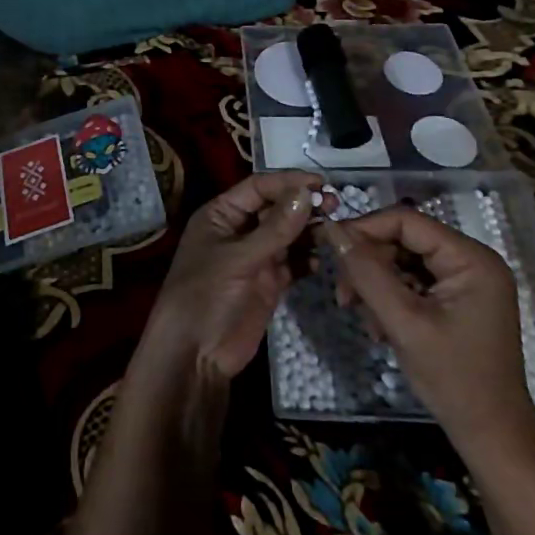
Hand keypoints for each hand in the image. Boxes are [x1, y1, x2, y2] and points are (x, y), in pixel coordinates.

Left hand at [148, 171, 328, 379]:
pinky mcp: (269, 281)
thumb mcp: (239, 258)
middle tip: (336, 206)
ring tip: (337, 230)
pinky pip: (294, 262)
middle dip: (303, 205)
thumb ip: (275, 228)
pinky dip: (309, 258)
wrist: (196, 352)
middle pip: (276, 208)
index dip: (287, 182)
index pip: (257, 188)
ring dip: (310, 231)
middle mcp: (238, 231)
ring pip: (288, 234)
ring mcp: (255, 257)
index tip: (322, 183)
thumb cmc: (206, 295)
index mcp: (220, 216)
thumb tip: (306, 193)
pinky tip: (326, 258)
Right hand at [318, 208, 534, 446]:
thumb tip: (330, 229)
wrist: (488, 430)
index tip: (329, 250)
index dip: (363, 229)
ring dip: (374, 284)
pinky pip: (409, 281)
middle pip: (401, 240)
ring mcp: (464, 281)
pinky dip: (388, 298)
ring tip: (361, 317)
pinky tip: (379, 326)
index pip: (406, 220)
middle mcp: (471, 261)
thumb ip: (366, 272)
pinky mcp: (454, 299)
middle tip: (344, 297)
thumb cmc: (452, 376)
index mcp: (471, 259)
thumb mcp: (402, 321)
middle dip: (367, 264)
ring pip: (400, 261)